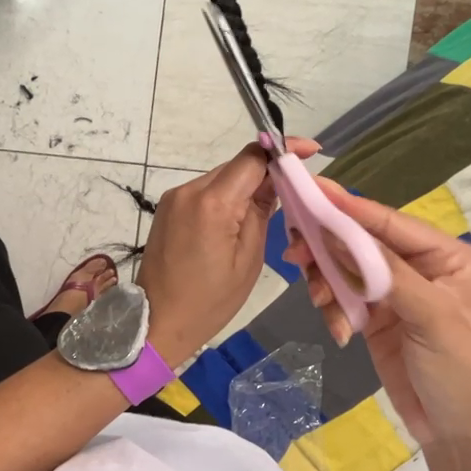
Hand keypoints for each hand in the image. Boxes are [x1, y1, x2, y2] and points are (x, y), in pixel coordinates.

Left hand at [137, 140, 318, 365]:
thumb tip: (275, 181)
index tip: (311, 151)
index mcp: (212, 203)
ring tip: (272, 206)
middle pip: (236, 167)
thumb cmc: (210, 300)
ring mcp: (174, 198)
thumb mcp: (249, 258)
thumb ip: (262, 211)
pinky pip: (204, 193)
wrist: (159, 320)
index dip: (283, 150)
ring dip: (245, 186)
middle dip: (267, 172)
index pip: (252, 157)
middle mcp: (188, 191)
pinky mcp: (167, 208)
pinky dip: (225, 198)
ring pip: (220, 178)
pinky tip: (240, 217)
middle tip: (297, 189)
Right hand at [285, 180, 470, 447]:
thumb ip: (386, 271)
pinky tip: (338, 331)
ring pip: (346, 268)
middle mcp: (422, 268)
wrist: (468, 439)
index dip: (346, 206)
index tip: (307, 189)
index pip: (388, 222)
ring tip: (318, 300)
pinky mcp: (378, 319)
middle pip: (360, 242)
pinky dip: (333, 309)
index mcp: (448, 257)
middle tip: (294, 253)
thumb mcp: (432, 317)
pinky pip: (343, 298)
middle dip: (327, 247)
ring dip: (326, 281)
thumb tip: (340, 228)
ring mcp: (397, 294)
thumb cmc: (466, 373)